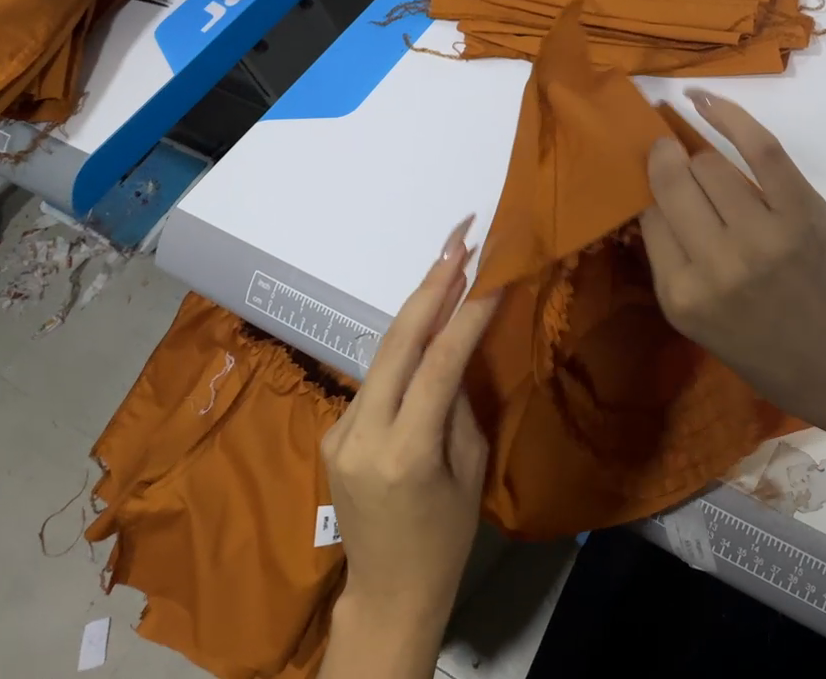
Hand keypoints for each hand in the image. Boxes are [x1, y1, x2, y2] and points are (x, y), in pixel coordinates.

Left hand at [320, 217, 495, 661]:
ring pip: (383, 351)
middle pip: (398, 340)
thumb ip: (459, 404)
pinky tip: (428, 317)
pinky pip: (376, 376)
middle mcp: (362, 432)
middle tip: (460, 236)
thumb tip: (457, 349)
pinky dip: (405, 342)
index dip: (468, 311)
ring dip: (418, 304)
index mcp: (406, 451)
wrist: (388, 589)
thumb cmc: (446, 538)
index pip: (439, 363)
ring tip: (450, 261)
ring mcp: (340, 429)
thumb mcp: (469, 470)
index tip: (492, 268)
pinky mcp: (333, 429)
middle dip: (431, 282)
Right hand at [640, 90, 825, 442]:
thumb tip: (655, 201)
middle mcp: (714, 264)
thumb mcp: (705, 329)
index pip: (648, 218)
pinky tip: (705, 101)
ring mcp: (761, 233)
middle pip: (673, 183)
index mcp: (682, 298)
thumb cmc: (775, 359)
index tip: (653, 181)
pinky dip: (728, 115)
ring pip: (709, 164)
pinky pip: (757, 146)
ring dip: (698, 152)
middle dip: (665, 162)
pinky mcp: (803, 209)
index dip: (649, 194)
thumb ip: (676, 267)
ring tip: (695, 143)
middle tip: (666, 150)